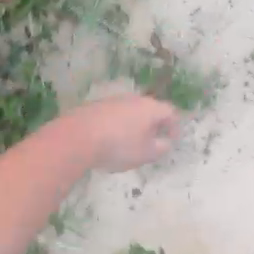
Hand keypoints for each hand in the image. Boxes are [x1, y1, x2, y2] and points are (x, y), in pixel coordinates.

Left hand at [62, 93, 181, 172]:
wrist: (78, 136)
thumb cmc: (119, 146)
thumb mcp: (145, 153)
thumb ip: (160, 148)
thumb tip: (166, 143)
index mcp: (150, 108)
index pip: (170, 112)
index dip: (174, 126)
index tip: (173, 140)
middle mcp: (134, 99)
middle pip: (150, 109)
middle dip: (154, 124)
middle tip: (153, 140)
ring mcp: (114, 100)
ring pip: (131, 111)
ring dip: (134, 124)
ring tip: (131, 141)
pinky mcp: (96, 106)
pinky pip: (114, 115)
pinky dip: (118, 125)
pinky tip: (110, 139)